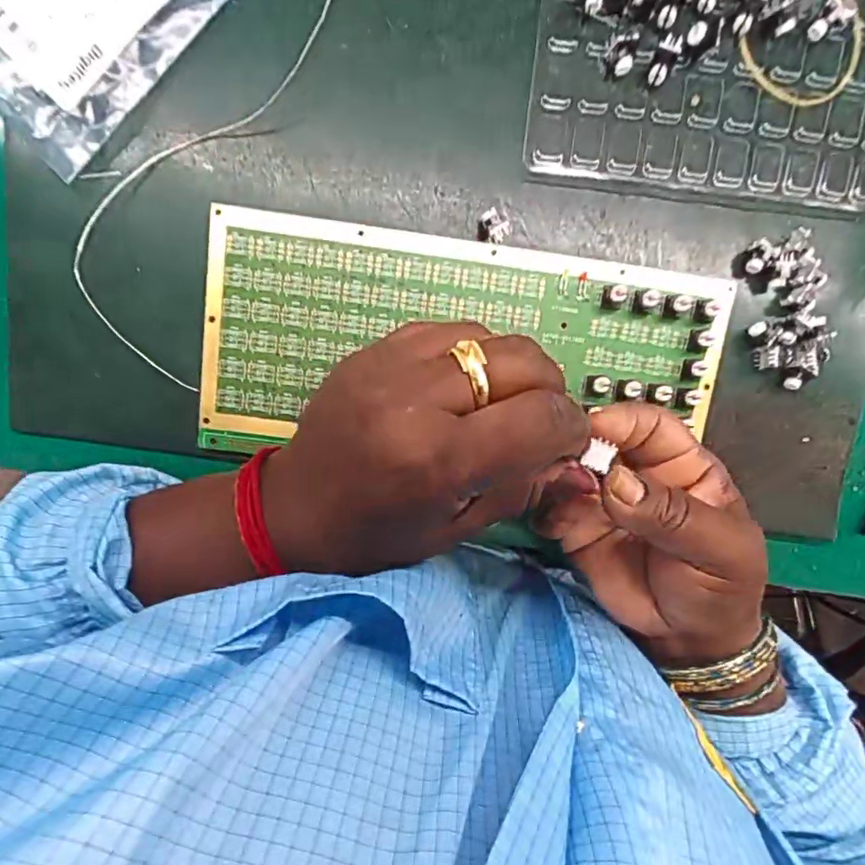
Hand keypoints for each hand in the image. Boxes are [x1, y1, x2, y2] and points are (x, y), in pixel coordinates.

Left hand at [263, 321, 590, 575]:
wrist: (293, 508)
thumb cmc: (369, 534)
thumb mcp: (450, 529)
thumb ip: (519, 488)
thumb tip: (571, 460)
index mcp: (435, 458)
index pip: (541, 418)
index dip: (570, 429)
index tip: (566, 441)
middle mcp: (413, 400)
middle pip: (524, 361)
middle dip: (548, 391)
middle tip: (537, 420)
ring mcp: (387, 366)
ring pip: (488, 335)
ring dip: (509, 368)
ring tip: (496, 403)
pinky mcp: (370, 352)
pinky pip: (444, 330)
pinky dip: (468, 353)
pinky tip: (459, 385)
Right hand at [534, 403, 766, 665]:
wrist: (686, 640)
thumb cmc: (721, 588)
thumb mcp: (718, 549)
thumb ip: (672, 514)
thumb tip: (617, 482)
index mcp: (681, 468)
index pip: (648, 426)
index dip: (621, 421)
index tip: (593, 429)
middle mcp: (636, 478)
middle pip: (598, 444)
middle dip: (577, 449)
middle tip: (563, 466)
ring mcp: (602, 505)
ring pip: (567, 475)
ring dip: (555, 480)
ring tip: (557, 500)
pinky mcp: (576, 532)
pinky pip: (551, 511)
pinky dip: (543, 511)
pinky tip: (551, 524)